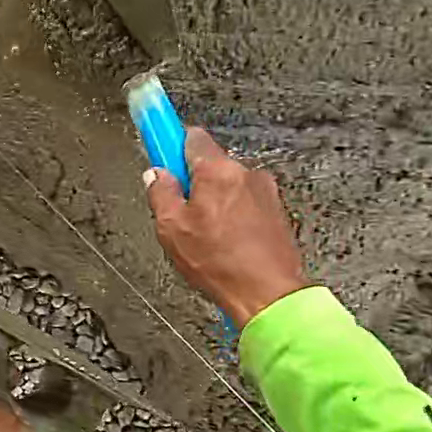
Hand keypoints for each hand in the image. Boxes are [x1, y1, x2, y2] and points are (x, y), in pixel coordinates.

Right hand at [145, 128, 309, 327]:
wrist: (268, 294)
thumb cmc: (223, 264)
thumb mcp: (172, 229)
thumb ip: (160, 194)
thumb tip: (155, 177)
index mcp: (217, 171)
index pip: (190, 136)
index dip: (170, 141)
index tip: (159, 139)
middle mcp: (245, 173)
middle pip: (209, 163)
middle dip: (191, 180)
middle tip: (178, 210)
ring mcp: (264, 192)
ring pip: (227, 185)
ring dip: (214, 201)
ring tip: (205, 236)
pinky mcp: (275, 212)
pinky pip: (245, 203)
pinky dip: (233, 216)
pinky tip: (225, 242)